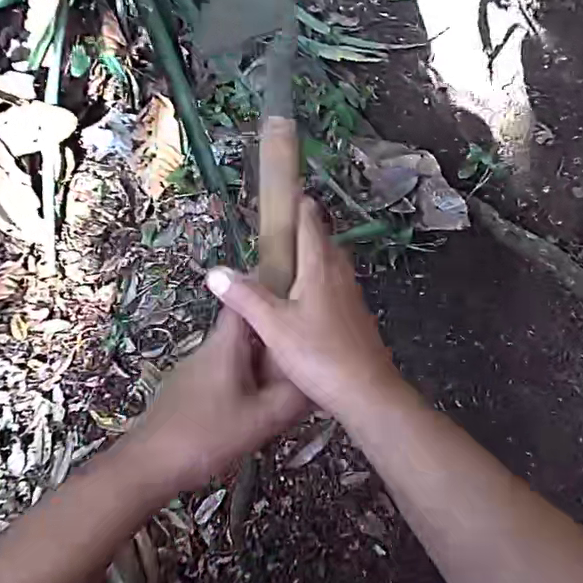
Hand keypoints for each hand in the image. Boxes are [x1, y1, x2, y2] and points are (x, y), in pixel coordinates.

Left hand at [128, 309, 307, 493]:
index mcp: (225, 345)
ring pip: (238, 356)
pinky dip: (247, 383)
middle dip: (277, 339)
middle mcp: (209, 350)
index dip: (271, 290)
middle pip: (248, 331)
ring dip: (263, 365)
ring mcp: (196, 371)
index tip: (299, 296)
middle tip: (307, 352)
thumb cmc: (205, 436)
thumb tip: (320, 382)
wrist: (146, 467)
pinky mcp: (189, 391)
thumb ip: (293, 399)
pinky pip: (226, 376)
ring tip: (291, 382)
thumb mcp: (260, 420)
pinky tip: (259, 407)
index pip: (244, 299)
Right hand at [206, 197, 412, 421]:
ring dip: (312, 255)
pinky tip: (304, 301)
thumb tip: (216, 272)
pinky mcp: (356, 315)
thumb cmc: (319, 354)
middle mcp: (340, 273)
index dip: (298, 205)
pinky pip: (335, 285)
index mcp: (319, 267)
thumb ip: (245, 297)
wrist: (366, 390)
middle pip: (322, 240)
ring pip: (330, 264)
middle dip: (303, 229)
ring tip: (286, 263)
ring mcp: (351, 295)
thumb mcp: (273, 326)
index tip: (286, 192)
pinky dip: (318, 280)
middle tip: (278, 230)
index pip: (310, 223)